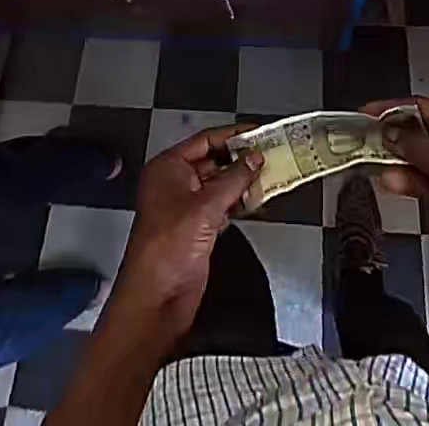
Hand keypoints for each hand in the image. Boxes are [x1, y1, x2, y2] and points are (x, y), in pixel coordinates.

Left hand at [108, 124, 262, 337]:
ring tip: (271, 172)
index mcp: (168, 167)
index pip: (205, 140)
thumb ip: (233, 179)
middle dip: (240, 157)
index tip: (259, 130)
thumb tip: (256, 157)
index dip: (232, 134)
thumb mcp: (205, 207)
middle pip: (212, 160)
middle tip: (272, 152)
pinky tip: (258, 197)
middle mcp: (175, 181)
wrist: (157, 298)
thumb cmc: (171, 245)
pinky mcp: (197, 227)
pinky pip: (221, 204)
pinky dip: (238, 200)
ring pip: (218, 183)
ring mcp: (186, 205)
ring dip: (242, 180)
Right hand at [362, 97, 428, 286]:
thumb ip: (422, 148)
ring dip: (396, 161)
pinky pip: (421, 182)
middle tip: (362, 140)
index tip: (367, 114)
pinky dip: (405, 182)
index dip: (393, 110)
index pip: (423, 108)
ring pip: (415, 158)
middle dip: (391, 136)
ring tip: (374, 163)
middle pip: (417, 133)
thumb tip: (391, 134)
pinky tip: (391, 182)